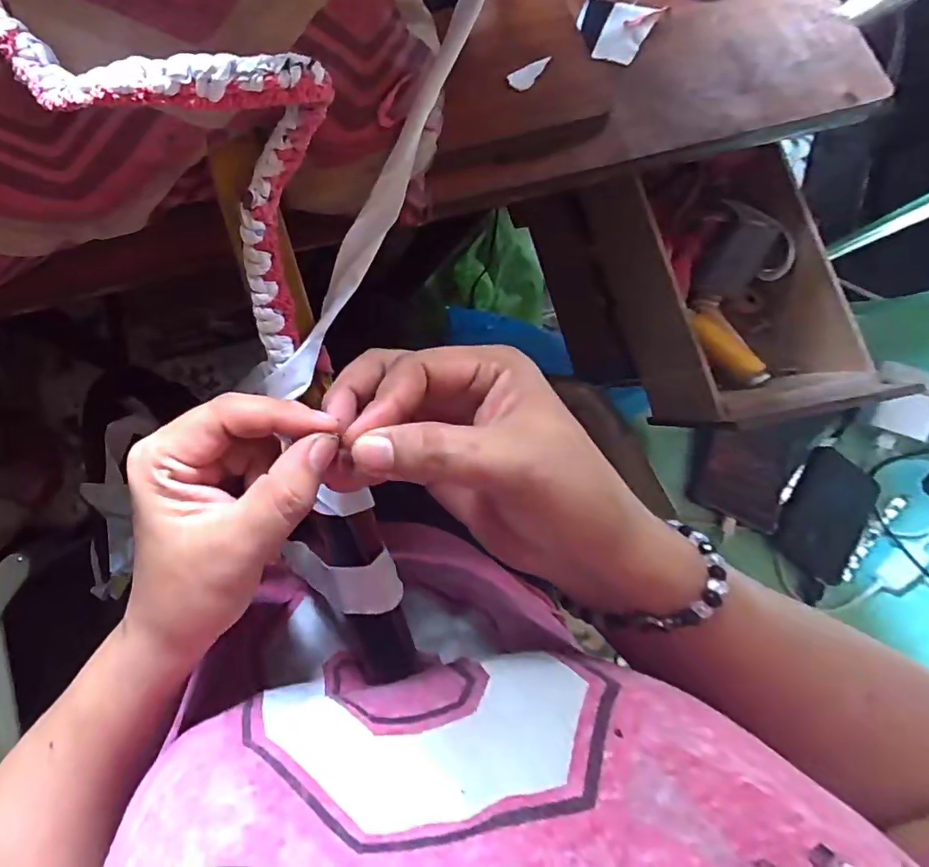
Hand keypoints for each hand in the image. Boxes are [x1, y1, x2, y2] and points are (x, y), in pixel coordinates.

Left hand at [123, 393, 338, 665]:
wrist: (174, 637)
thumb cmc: (192, 596)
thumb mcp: (242, 543)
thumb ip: (285, 492)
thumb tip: (325, 444)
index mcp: (162, 454)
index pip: (226, 413)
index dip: (279, 415)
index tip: (328, 427)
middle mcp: (175, 447)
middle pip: (244, 426)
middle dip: (281, 450)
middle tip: (320, 469)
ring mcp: (194, 462)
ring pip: (256, 444)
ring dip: (279, 472)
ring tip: (276, 517)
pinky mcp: (212, 479)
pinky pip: (257, 464)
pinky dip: (275, 484)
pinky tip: (271, 515)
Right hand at [324, 346, 699, 612]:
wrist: (599, 561)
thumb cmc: (571, 497)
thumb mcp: (508, 465)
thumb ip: (433, 451)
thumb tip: (358, 447)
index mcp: (485, 368)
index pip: (413, 368)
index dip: (380, 398)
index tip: (353, 438)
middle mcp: (459, 386)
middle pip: (388, 379)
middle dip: (356, 403)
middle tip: (329, 437)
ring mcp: (443, 424)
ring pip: (381, 415)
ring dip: (354, 434)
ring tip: (329, 464)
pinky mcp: (432, 461)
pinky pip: (388, 451)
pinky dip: (364, 461)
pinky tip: (345, 478)